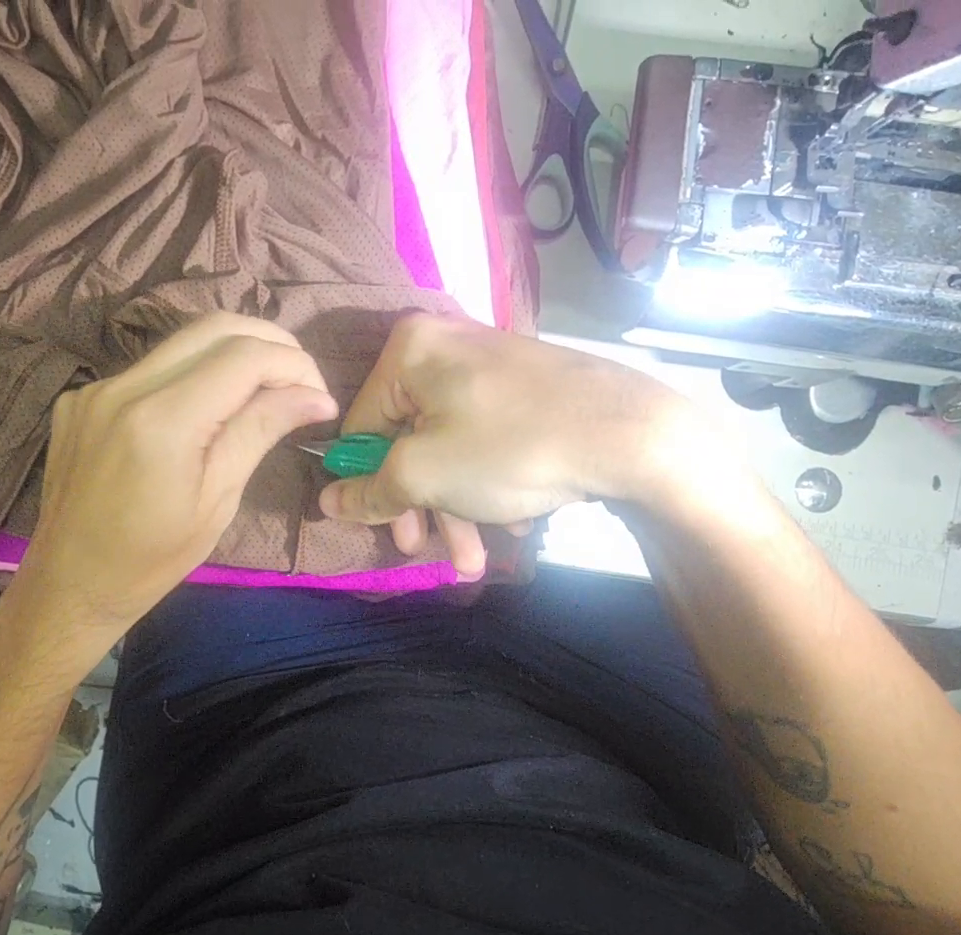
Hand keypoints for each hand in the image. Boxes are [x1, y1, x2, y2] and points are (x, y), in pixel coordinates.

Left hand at [16, 313, 336, 641]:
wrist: (71, 582)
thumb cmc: (152, 560)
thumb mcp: (217, 502)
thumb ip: (260, 432)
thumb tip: (316, 396)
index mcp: (162, 421)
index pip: (244, 356)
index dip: (294, 365)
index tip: (320, 397)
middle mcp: (124, 388)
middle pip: (214, 328)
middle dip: (268, 343)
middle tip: (299, 381)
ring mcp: (96, 389)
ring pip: (179, 343)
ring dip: (229, 355)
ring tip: (261, 391)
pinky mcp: (80, 399)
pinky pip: (146, 369)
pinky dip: (185, 377)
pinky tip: (200, 414)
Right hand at [319, 315, 739, 570]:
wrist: (633, 435)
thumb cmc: (509, 448)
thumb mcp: (422, 475)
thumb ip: (369, 491)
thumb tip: (327, 501)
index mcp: (409, 350)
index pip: (360, 426)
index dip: (367, 484)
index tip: (385, 529)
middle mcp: (446, 347)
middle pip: (407, 441)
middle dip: (419, 507)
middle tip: (425, 552)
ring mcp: (491, 366)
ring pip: (450, 448)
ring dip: (456, 509)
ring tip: (475, 562)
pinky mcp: (528, 388)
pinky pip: (486, 439)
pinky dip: (489, 484)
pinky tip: (513, 520)